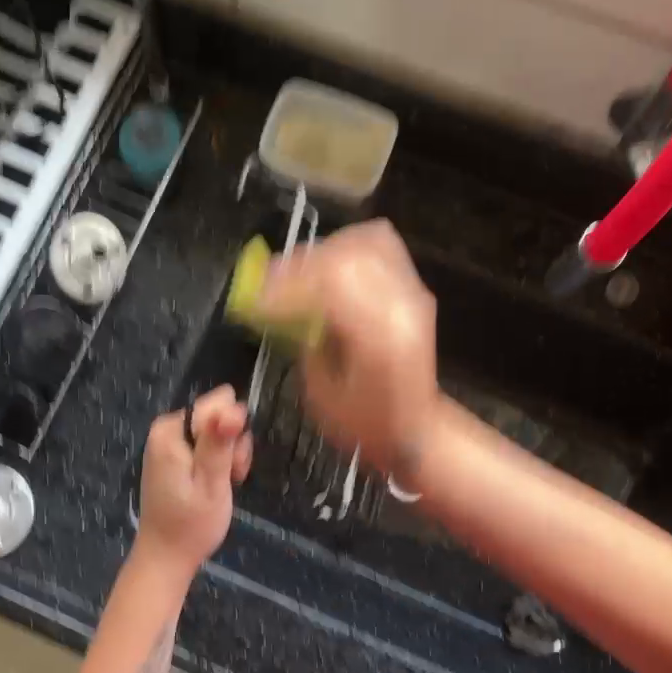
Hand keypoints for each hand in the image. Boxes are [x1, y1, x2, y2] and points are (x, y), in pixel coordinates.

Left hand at [137, 386, 253, 567]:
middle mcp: (166, 430)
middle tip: (229, 478)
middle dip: (231, 446)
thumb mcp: (212, 483)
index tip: (231, 463)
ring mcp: (169, 444)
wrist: (167, 556)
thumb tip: (232, 406)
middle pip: (218, 416)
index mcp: (170, 430)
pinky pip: (207, 447)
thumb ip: (220, 442)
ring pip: (217, 433)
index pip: (218, 403)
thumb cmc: (191, 524)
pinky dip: (218, 465)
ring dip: (228, 457)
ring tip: (223, 486)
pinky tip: (216, 487)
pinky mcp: (175, 457)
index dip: (232, 432)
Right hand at [251, 220, 441, 482]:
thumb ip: (305, 342)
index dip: (286, 285)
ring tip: (295, 273)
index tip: (254, 300)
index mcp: (381, 337)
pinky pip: (379, 247)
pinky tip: (324, 268)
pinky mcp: (412, 288)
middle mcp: (402, 305)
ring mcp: (412, 293)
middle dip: (300, 265)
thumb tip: (278, 307)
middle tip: (267, 282)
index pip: (331, 283)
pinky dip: (346, 250)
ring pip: (365, 242)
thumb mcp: (323, 394)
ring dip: (324, 252)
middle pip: (348, 255)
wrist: (416, 431)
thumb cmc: (365, 425)